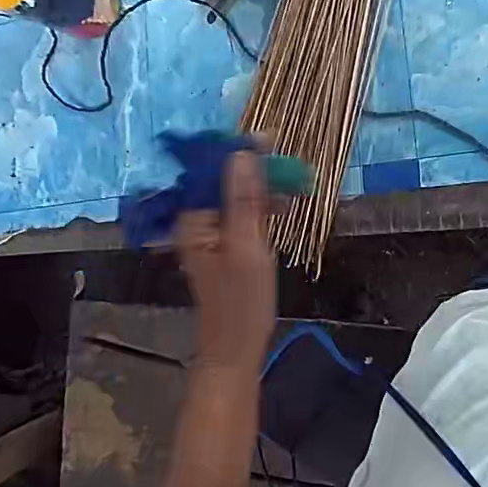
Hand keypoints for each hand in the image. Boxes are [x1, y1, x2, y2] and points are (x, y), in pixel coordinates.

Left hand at [174, 151, 277, 370]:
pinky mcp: (224, 244)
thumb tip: (243, 154)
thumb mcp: (247, 246)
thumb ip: (244, 199)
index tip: (269, 139)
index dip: (238, 151)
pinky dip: (261, 207)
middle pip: (223, 181)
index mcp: (193, 220)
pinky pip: (241, 214)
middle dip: (254, 169)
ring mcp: (210, 233)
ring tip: (294, 185)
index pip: (211, 171)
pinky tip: (283, 207)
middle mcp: (196, 221)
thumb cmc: (241, 301)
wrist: (237, 347)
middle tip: (289, 165)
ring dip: (262, 187)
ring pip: (235, 196)